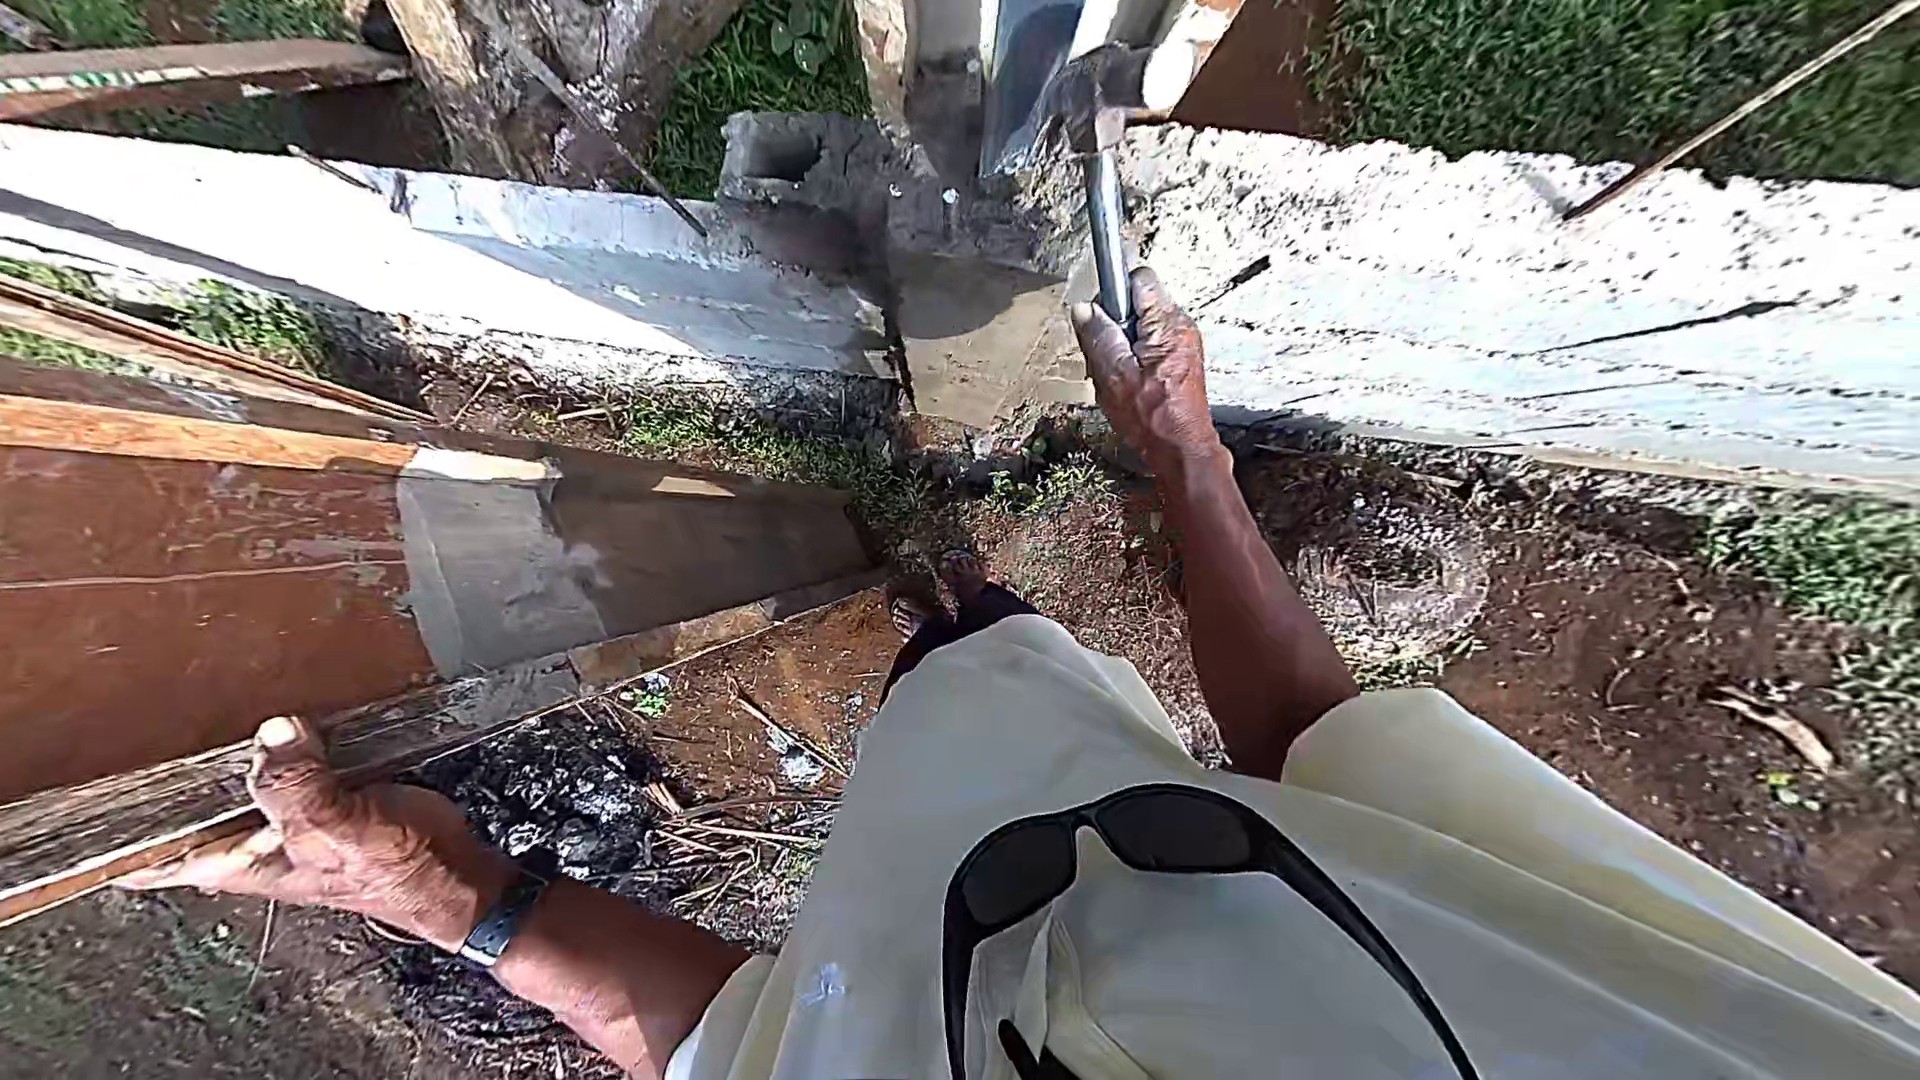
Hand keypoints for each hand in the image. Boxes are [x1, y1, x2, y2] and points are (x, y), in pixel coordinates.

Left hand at [119, 716, 513, 950]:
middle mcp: (255, 840)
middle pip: (210, 793)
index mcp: (230, 861)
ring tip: (278, 705)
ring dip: (275, 743)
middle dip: (214, 754)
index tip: (123, 760)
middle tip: (221, 709)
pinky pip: (314, 764)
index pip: (146, 843)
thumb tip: (275, 731)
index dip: (128, 808)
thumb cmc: (396, 867)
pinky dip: (319, 742)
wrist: (455, 867)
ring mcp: (299, 817)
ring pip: (266, 774)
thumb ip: (298, 785)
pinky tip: (328, 722)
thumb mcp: (337, 828)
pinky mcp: (342, 797)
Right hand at [1071, 266, 1222, 475]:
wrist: (1180, 449)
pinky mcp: (1181, 359)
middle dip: (1114, 326)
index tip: (1101, 318)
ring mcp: (1183, 343)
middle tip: (1107, 359)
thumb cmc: (1152, 419)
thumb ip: (1097, 337)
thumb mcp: (1113, 376)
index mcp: (1167, 324)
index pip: (1139, 278)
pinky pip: (1149, 346)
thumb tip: (1083, 308)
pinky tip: (1128, 384)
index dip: (1113, 293)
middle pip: (1137, 303)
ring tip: (1118, 377)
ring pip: (1141, 326)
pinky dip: (1133, 360)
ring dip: (1121, 347)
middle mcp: (1181, 326)